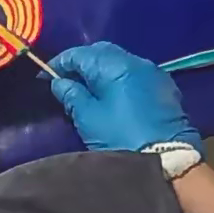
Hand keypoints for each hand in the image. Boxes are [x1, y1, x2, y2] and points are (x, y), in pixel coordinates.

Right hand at [47, 41, 201, 152]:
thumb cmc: (121, 137)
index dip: (59, 63)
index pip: (80, 53)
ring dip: (100, 70)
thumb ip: (70, 95)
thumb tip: (58, 82)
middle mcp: (136, 61)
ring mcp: (154, 73)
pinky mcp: (164, 87)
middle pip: (101, 52)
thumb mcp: (88, 117)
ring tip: (85, 88)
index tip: (45, 78)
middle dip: (80, 63)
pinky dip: (117, 78)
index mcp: (115, 65)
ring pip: (119, 60)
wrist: (168, 160)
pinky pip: (134, 73)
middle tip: (65, 81)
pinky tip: (109, 94)